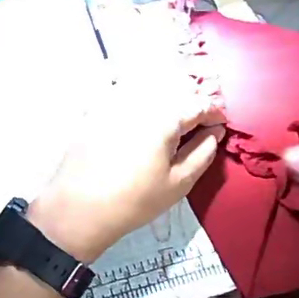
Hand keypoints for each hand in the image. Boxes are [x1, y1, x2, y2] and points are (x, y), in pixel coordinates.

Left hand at [27, 71, 225, 261]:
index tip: (220, 125)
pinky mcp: (94, 110)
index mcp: (165, 117)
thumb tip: (214, 132)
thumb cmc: (135, 201)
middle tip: (198, 125)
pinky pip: (122, 93)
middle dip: (191, 103)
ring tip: (170, 124)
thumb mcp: (179, 182)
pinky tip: (139, 120)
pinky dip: (139, 100)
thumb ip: (203, 152)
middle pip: (175, 90)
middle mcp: (140, 100)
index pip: (199, 103)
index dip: (214, 113)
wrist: (78, 209)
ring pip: (149, 88)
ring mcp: (114, 102)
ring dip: (166, 100)